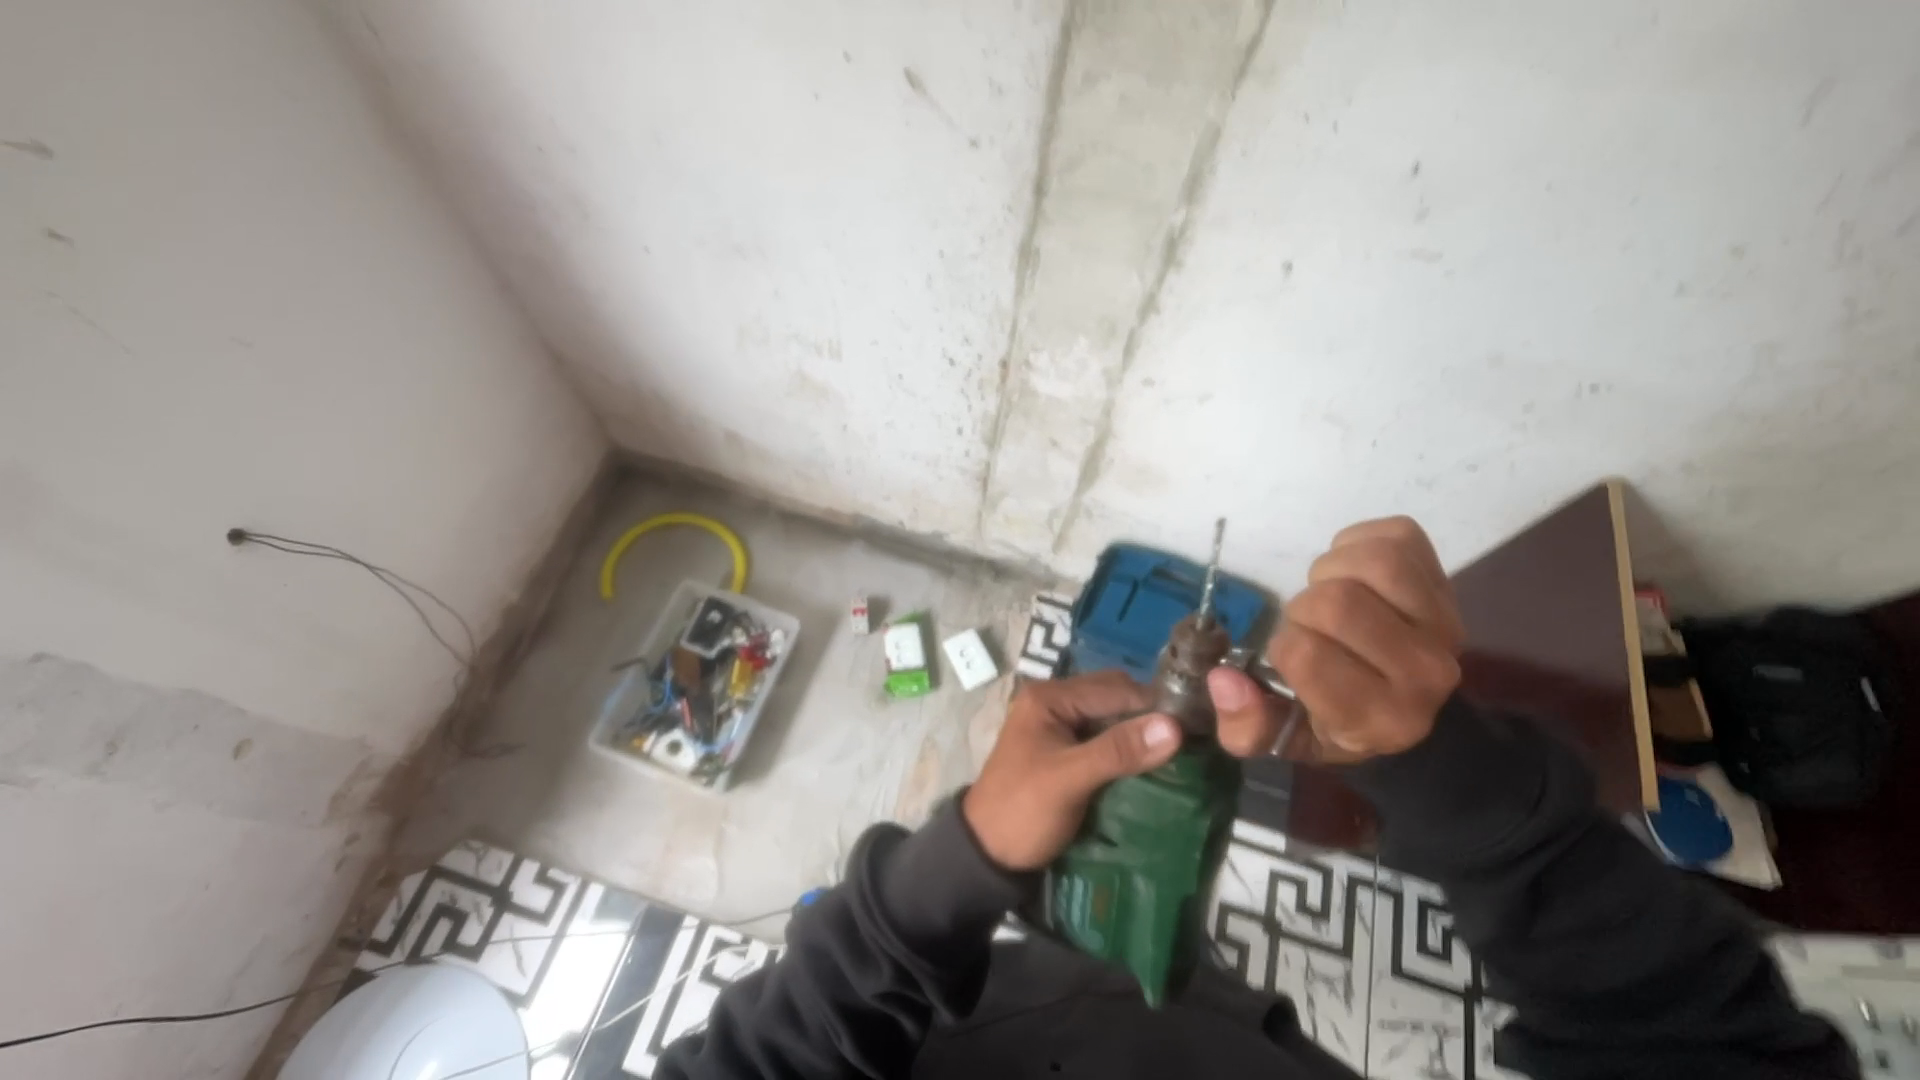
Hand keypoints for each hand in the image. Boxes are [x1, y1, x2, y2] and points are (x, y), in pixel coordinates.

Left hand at [963, 672, 1181, 870]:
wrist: (986, 855)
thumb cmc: (1023, 811)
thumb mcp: (1070, 780)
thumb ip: (1118, 751)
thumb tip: (1175, 727)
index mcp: (1050, 697)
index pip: (1115, 688)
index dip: (1155, 705)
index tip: (1199, 724)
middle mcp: (1055, 702)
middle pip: (1116, 699)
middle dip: (1151, 716)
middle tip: (1195, 739)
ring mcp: (1060, 727)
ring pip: (1113, 719)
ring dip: (1141, 733)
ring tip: (1182, 752)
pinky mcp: (1067, 752)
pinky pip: (1106, 740)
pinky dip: (1128, 749)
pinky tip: (1154, 765)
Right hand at [1207, 516, 1464, 764]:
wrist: (1406, 702)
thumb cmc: (1334, 719)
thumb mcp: (1282, 738)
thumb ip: (1244, 725)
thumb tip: (1224, 678)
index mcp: (1379, 718)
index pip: (1306, 655)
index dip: (1282, 647)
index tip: (1292, 658)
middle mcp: (1425, 674)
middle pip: (1336, 603)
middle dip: (1302, 608)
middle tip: (1307, 625)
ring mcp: (1444, 623)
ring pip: (1374, 562)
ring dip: (1331, 570)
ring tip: (1328, 592)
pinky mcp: (1446, 582)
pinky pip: (1395, 536)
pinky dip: (1357, 543)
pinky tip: (1351, 573)